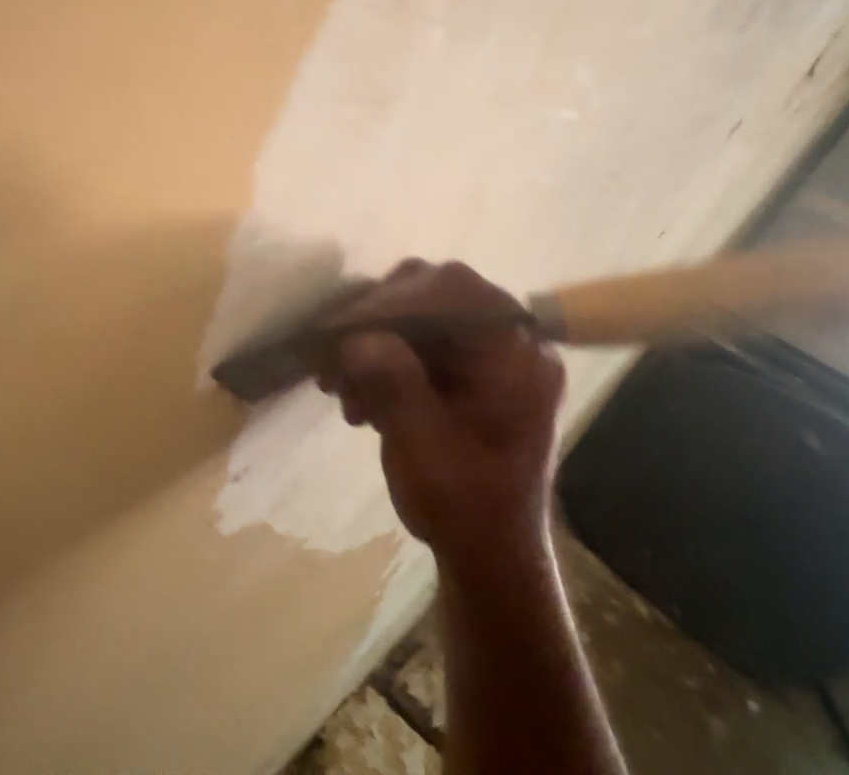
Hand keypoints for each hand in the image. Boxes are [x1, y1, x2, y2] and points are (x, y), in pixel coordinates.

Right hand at [316, 260, 564, 558]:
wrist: (489, 555)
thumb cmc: (465, 505)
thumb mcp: (422, 445)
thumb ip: (393, 382)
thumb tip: (356, 335)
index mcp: (517, 354)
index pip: (453, 292)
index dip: (391, 301)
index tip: (339, 329)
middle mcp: (512, 343)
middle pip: (435, 298)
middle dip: (376, 325)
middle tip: (331, 357)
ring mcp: (492, 356)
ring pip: (420, 320)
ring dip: (373, 348)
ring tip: (340, 390)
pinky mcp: (471, 372)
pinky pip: (422, 346)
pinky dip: (384, 365)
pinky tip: (359, 402)